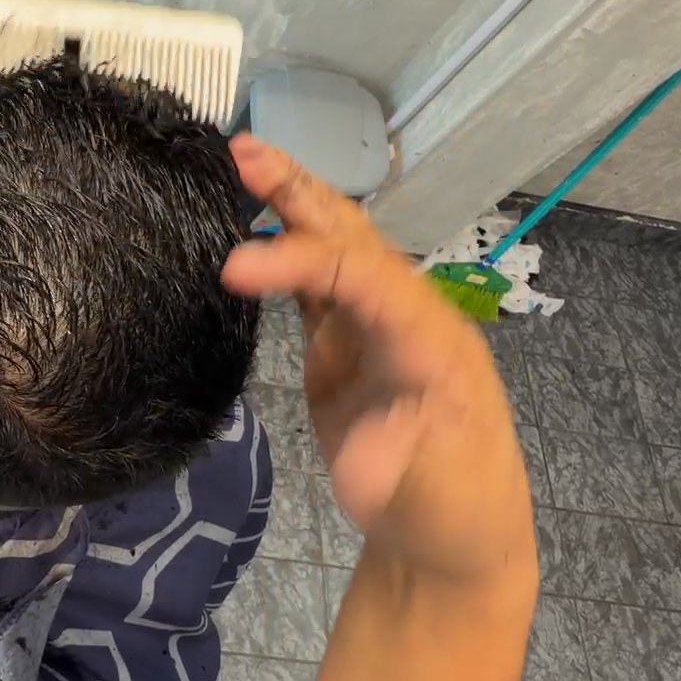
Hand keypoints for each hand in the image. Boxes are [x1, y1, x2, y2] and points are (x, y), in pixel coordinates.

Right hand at [222, 135, 534, 582]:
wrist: (448, 528)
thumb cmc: (447, 510)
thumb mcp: (433, 492)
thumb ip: (403, 457)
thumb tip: (368, 430)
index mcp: (432, 340)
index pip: (363, 278)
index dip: (298, 264)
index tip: (232, 269)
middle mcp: (405, 317)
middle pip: (353, 238)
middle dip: (301, 192)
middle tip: (244, 153)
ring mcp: (373, 328)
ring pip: (334, 249)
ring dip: (291, 204)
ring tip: (244, 164)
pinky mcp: (345, 344)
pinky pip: (316, 284)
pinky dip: (284, 251)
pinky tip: (254, 229)